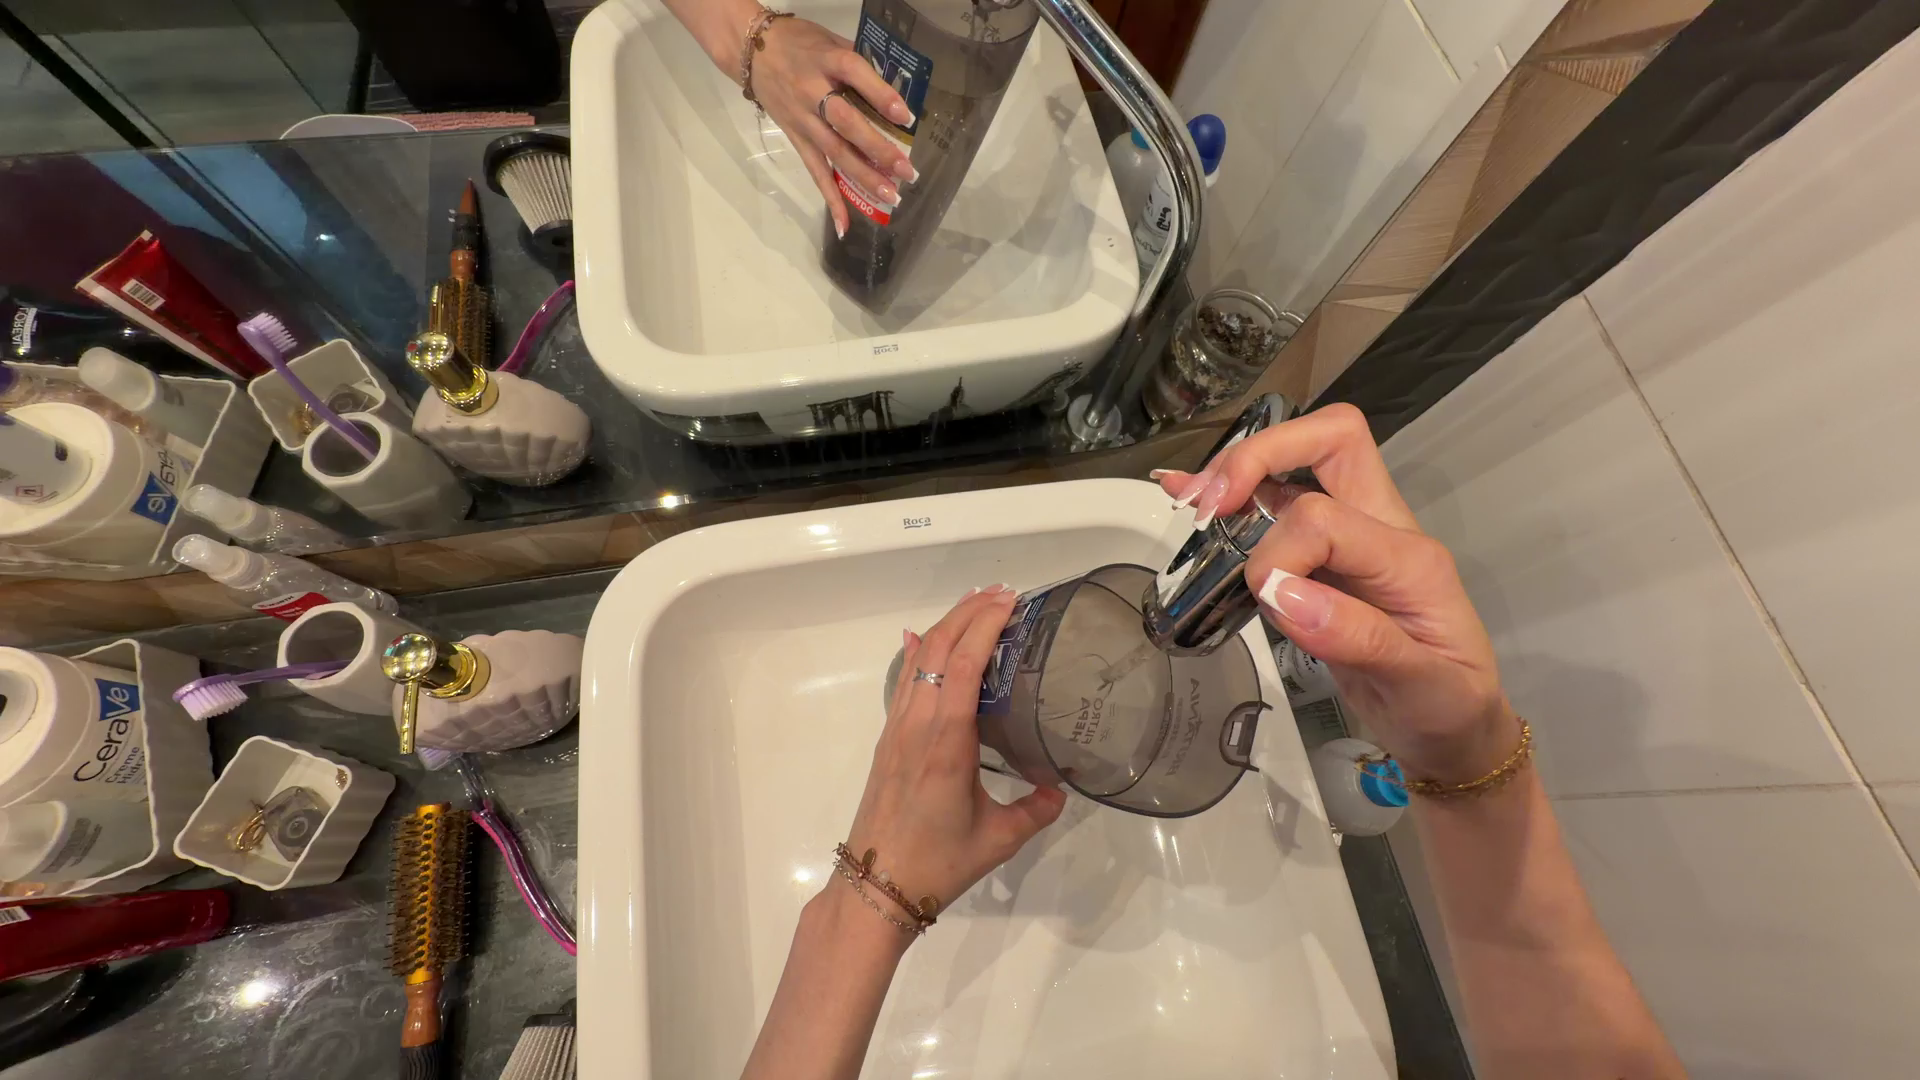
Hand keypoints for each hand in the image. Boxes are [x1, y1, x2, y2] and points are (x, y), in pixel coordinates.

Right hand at [751, 17, 919, 238]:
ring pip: (835, 153)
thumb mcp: (829, 41)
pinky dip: (831, 199)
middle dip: (878, 149)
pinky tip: (845, 225)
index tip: (906, 118)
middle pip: (847, 124)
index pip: (855, 75)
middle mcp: (812, 92)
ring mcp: (804, 121)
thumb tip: (893, 94)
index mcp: (825, 60)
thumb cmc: (799, 43)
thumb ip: (858, 64)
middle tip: (906, 170)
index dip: (881, 95)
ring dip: (864, 178)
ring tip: (892, 196)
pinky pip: (815, 173)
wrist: (751, 49)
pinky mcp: (797, 140)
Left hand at [845, 586, 1067, 915]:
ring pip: (917, 658)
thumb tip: (1061, 790)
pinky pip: (906, 679)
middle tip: (1002, 594)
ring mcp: (897, 727)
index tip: (1009, 601)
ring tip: (976, 606)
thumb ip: (1035, 810)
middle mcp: (917, 723)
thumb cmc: (937, 863)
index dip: (984, 625)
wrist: (874, 886)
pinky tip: (927, 641)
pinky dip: (922, 650)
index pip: (962, 665)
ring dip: (947, 626)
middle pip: (937, 647)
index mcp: (946, 741)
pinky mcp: (888, 737)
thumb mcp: (998, 839)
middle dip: (968, 612)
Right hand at [1155, 404, 1516, 780]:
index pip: (1324, 517)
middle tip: (1210, 507)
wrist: (1449, 724)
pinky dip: (1229, 488)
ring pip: (1295, 460)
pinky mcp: (1319, 549)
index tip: (1265, 600)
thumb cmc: (1444, 705)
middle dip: (1258, 458)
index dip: (1278, 551)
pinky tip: (1183, 487)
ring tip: (1189, 501)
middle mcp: (1380, 528)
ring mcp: (1349, 533)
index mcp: (1407, 557)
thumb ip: (1358, 637)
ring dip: (1236, 471)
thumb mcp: (1421, 686)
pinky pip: (1276, 500)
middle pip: (1328, 440)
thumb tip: (1281, 592)